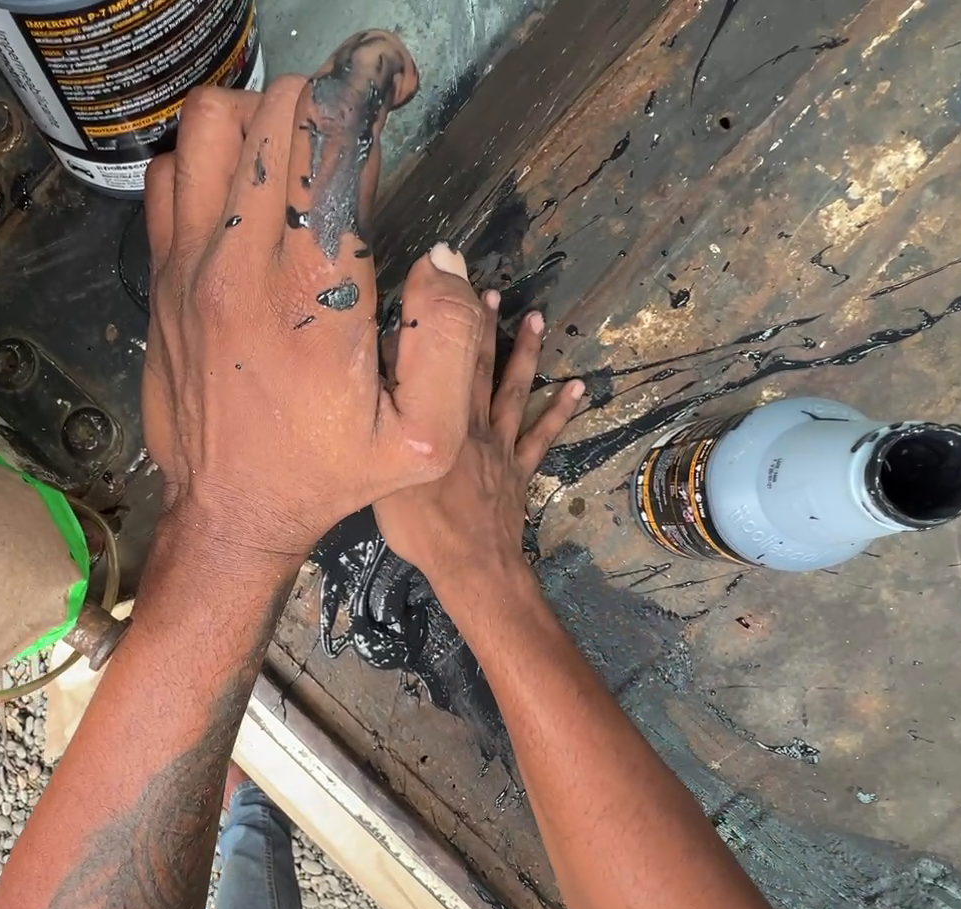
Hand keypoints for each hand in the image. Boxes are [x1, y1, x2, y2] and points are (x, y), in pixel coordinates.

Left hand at [141, 32, 490, 566]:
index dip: (367, 92)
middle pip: (274, 114)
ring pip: (209, 128)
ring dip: (257, 122)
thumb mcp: (423, 439)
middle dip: (323, 103)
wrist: (230, 510)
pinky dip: (204, 164)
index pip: (331, 138)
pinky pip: (169, 178)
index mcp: (315, 292)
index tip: (388, 93)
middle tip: (347, 137)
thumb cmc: (323, 476)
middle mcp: (242, 263)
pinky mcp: (160, 282)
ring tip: (290, 161)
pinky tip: (236, 199)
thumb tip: (440, 258)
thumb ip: (450, 340)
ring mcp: (189, 268)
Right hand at [374, 301, 585, 582]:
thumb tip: (384, 396)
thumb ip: (390, 436)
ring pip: (516, 392)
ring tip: (537, 319)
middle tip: (491, 292)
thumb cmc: (421, 526)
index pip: (445, 368)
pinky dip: (560, 410)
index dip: (448, 330)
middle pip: (481, 370)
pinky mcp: (519, 471)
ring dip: (526, 355)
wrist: (469, 564)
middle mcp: (474, 427)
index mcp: (442, 427)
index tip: (449, 294)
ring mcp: (502, 448)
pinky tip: (576, 387)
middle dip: (485, 329)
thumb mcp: (387, 478)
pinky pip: (542, 436)